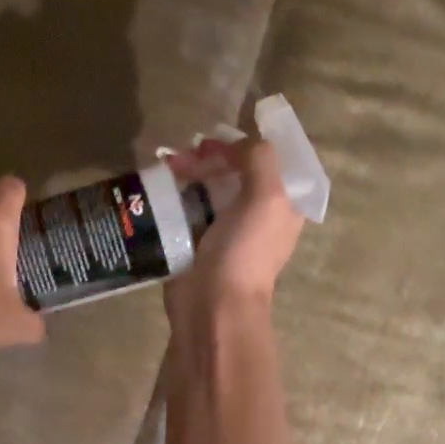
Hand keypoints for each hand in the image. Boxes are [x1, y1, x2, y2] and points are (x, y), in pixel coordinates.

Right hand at [163, 139, 303, 327]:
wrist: (213, 305)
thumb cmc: (245, 251)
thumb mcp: (267, 197)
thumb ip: (259, 158)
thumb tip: (233, 144)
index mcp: (284, 202)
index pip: (270, 158)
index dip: (246, 142)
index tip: (218, 138)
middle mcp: (257, 211)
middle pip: (235, 168)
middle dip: (211, 155)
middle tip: (186, 154)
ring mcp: (224, 225)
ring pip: (208, 184)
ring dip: (189, 170)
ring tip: (167, 165)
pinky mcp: (195, 238)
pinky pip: (186, 205)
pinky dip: (173, 192)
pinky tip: (159, 184)